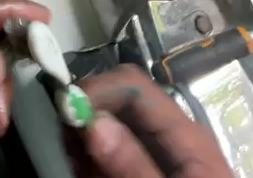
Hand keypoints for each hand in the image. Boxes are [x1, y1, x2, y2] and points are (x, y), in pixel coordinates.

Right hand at [75, 66, 234, 177]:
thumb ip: (132, 166)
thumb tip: (92, 122)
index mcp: (185, 134)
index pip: (133, 84)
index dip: (97, 90)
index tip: (67, 116)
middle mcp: (173, 136)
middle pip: (119, 101)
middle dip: (88, 117)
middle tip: (67, 149)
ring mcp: (164, 156)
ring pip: (113, 127)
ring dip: (88, 142)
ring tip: (77, 169)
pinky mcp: (154, 173)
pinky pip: (118, 153)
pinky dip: (97, 162)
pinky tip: (89, 177)